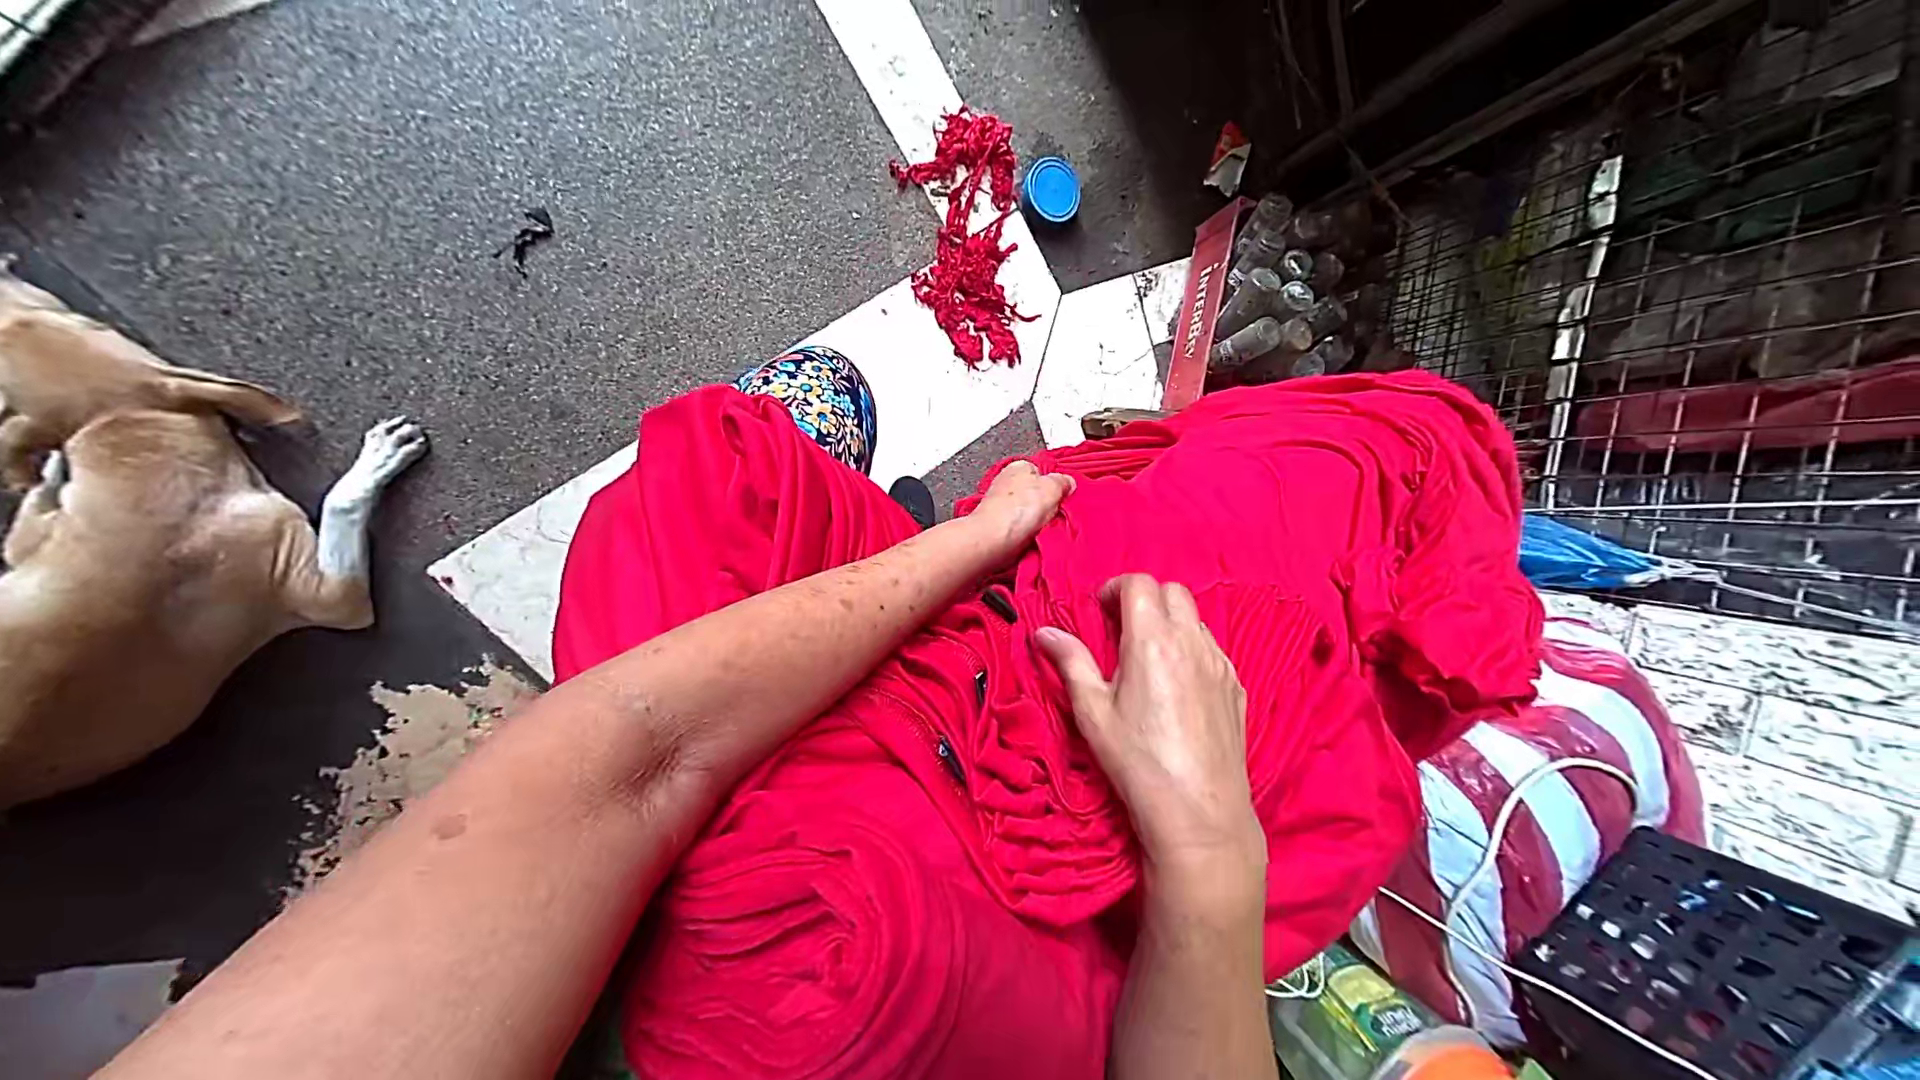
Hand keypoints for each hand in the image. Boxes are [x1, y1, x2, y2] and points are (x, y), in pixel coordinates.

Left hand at [967, 460, 1074, 555]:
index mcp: (1018, 466)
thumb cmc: (1015, 511)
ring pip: (1030, 514)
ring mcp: (1001, 507)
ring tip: (1043, 528)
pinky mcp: (998, 528)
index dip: (1056, 484)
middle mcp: (1006, 484)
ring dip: (1039, 523)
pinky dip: (1028, 535)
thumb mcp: (1052, 487)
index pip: (1042, 471)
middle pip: (1036, 494)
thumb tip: (1068, 482)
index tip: (1065, 494)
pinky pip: (1022, 530)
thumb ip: (1063, 481)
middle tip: (1055, 513)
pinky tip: (1032, 538)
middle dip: (1047, 505)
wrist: (993, 541)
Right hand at [1035, 575, 1264, 903]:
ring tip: (1148, 656)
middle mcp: (1191, 642)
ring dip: (1170, 621)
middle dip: (1144, 598)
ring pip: (1196, 619)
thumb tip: (1044, 632)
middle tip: (1121, 627)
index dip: (1115, 588)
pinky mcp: (1236, 688)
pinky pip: (1213, 649)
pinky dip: (1192, 648)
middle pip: (1172, 591)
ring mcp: (1219, 664)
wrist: (1198, 813)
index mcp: (1152, 640)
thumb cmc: (1137, 761)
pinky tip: (1177, 683)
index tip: (1101, 610)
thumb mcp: (1091, 711)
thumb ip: (1069, 662)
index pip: (1139, 583)